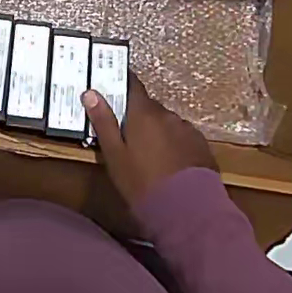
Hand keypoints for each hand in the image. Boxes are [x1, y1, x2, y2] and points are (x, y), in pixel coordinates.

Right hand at [84, 74, 215, 208]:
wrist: (187, 209)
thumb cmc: (142, 182)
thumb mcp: (115, 156)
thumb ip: (103, 123)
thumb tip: (90, 93)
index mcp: (144, 113)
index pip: (132, 85)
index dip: (122, 83)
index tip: (112, 86)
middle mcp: (167, 114)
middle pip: (148, 107)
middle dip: (137, 115)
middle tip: (125, 135)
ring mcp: (186, 129)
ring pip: (166, 123)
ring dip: (156, 131)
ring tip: (148, 155)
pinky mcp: (201, 144)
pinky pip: (181, 136)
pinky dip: (173, 143)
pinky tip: (169, 163)